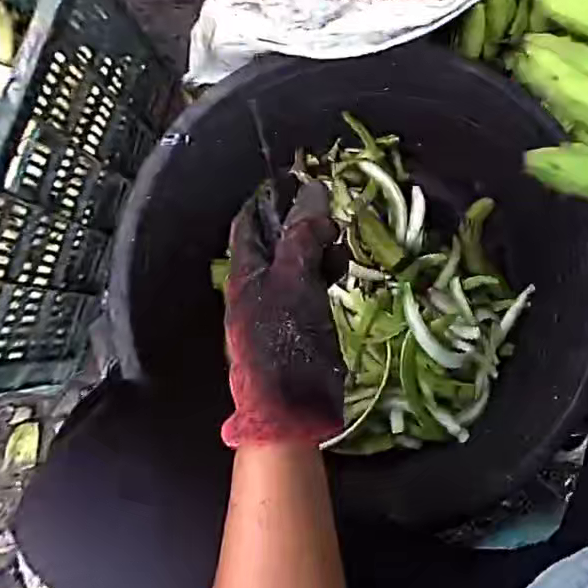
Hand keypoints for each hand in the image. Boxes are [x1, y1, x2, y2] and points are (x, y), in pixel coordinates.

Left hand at [221, 181, 343, 447]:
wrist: (290, 408)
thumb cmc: (284, 341)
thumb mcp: (294, 281)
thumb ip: (302, 237)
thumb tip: (314, 192)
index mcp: (245, 271)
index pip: (251, 220)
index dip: (272, 197)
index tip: (304, 179)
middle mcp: (257, 284)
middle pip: (278, 239)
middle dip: (304, 222)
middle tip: (333, 214)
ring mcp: (279, 303)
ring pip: (299, 260)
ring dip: (320, 247)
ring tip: (341, 246)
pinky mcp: (300, 320)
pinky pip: (311, 284)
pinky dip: (327, 271)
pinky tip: (342, 272)